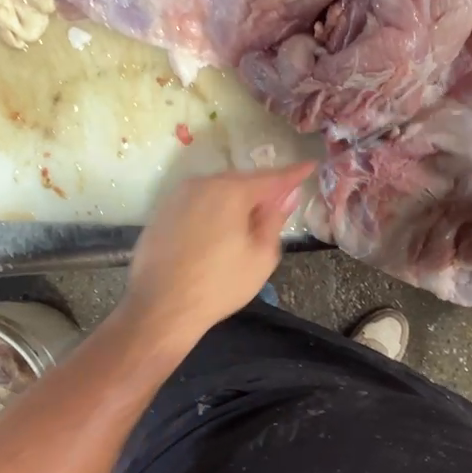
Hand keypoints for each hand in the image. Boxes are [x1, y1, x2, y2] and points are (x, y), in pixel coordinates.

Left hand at [118, 163, 315, 339]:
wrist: (161, 306)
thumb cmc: (219, 285)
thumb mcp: (260, 257)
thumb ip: (274, 221)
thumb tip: (286, 197)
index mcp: (231, 191)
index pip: (272, 178)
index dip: (294, 174)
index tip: (310, 166)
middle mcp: (202, 183)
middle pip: (241, 181)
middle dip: (262, 191)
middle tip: (279, 205)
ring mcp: (178, 196)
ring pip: (217, 192)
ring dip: (236, 202)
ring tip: (248, 224)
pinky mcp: (162, 212)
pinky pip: (198, 204)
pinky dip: (214, 212)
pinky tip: (218, 234)